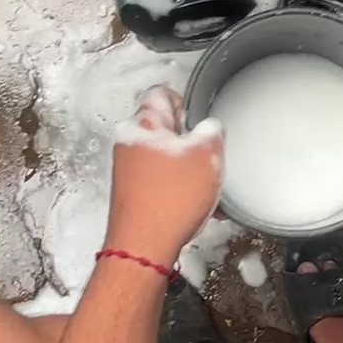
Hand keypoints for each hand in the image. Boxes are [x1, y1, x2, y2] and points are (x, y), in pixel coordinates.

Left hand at [103, 86, 223, 263]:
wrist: (144, 248)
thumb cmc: (169, 202)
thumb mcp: (207, 156)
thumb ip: (213, 131)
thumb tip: (211, 128)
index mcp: (143, 125)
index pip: (161, 94)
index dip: (185, 103)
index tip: (199, 119)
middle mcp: (130, 144)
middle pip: (168, 130)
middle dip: (193, 144)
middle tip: (208, 158)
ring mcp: (129, 171)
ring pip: (169, 160)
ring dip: (191, 172)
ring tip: (208, 190)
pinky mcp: (133, 195)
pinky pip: (164, 184)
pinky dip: (182, 192)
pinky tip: (200, 208)